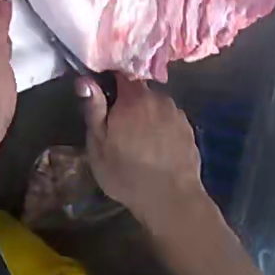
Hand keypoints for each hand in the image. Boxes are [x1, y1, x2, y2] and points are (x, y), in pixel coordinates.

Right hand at [78, 76, 205, 229]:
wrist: (171, 199)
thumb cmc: (127, 172)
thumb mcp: (99, 145)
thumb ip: (93, 109)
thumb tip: (85, 80)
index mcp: (134, 98)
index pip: (122, 74)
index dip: (112, 80)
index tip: (105, 94)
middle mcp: (159, 99)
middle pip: (141, 92)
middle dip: (130, 103)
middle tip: (120, 127)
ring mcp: (177, 114)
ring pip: (157, 107)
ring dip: (148, 116)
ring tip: (140, 142)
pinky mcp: (189, 130)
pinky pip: (170, 121)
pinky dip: (162, 129)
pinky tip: (157, 149)